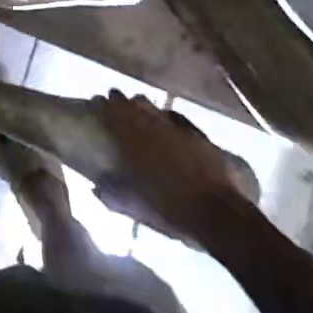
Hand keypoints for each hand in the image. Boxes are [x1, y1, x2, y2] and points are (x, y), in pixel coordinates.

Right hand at [94, 91, 244, 239]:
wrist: (217, 214)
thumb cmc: (170, 211)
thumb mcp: (134, 207)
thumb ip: (112, 195)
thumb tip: (94, 187)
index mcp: (131, 141)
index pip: (111, 112)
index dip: (102, 105)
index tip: (96, 100)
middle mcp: (151, 127)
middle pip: (132, 104)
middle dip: (121, 100)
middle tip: (113, 98)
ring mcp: (176, 129)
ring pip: (153, 107)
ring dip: (142, 104)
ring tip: (136, 103)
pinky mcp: (197, 135)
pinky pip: (176, 117)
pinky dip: (166, 114)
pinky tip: (166, 116)